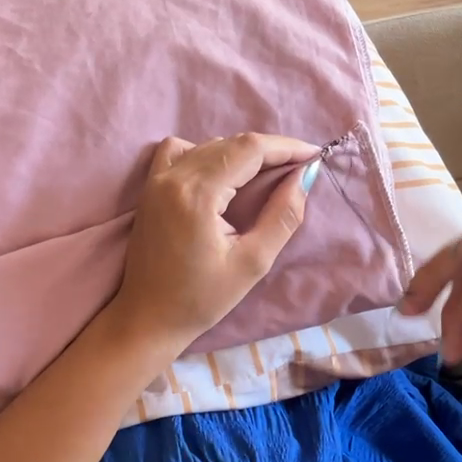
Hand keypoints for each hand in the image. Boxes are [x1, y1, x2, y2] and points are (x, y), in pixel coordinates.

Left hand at [109, 133, 321, 350]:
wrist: (148, 317)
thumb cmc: (201, 299)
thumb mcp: (252, 262)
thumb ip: (282, 216)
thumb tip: (304, 177)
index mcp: (197, 194)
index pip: (248, 149)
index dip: (285, 147)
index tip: (314, 154)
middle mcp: (173, 177)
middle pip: (230, 143)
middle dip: (268, 151)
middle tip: (298, 168)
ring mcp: (156, 179)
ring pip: (208, 145)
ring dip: (240, 152)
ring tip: (266, 175)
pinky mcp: (149, 187)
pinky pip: (179, 151)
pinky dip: (205, 153)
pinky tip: (220, 175)